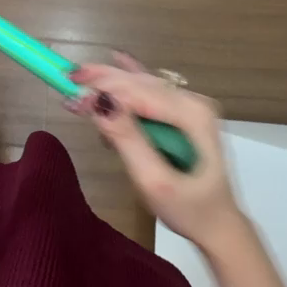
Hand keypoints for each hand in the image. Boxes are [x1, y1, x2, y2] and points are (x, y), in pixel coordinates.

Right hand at [69, 51, 244, 248]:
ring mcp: (191, 106)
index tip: (70, 96)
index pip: (138, 92)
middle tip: (67, 80)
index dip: (102, 89)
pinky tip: (118, 59)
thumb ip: (128, 140)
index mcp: (192, 115)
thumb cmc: (189, 210)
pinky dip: (128, 82)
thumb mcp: (154, 181)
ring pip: (141, 85)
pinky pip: (150, 91)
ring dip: (110, 84)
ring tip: (80, 84)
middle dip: (102, 81)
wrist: (219, 227)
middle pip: (139, 82)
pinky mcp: (184, 114)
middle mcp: (194, 102)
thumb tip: (99, 102)